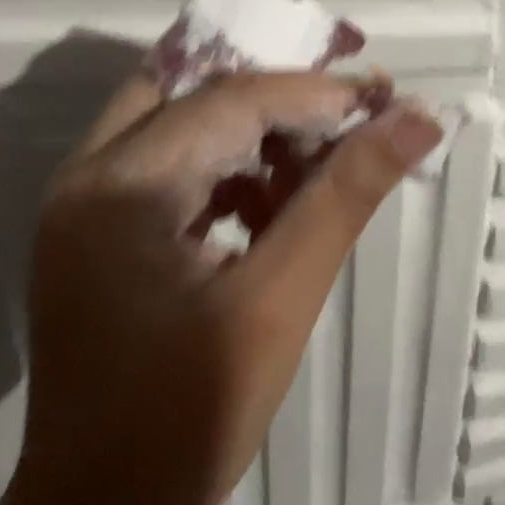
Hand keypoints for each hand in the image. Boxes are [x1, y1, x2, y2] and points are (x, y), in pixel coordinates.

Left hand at [0, 71, 444, 504]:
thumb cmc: (189, 414)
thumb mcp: (280, 299)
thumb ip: (346, 195)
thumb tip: (419, 117)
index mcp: (121, 190)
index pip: (234, 100)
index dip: (318, 95)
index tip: (388, 103)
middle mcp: (88, 175)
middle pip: (199, 90)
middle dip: (282, 98)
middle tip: (355, 119)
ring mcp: (85, 202)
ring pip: (187, 119)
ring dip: (260, 130)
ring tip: (323, 171)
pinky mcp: (100, 228)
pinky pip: (176, 161)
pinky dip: (234, 164)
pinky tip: (278, 205)